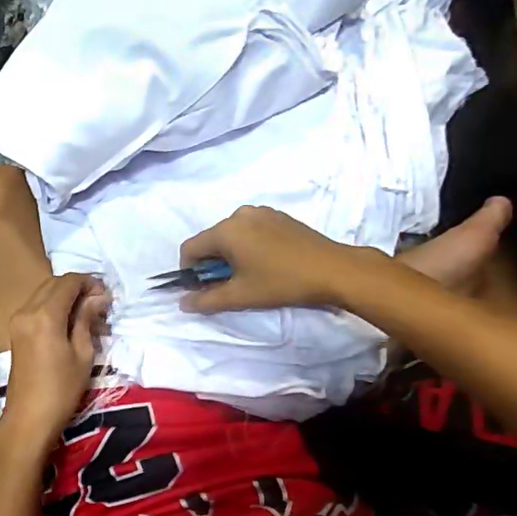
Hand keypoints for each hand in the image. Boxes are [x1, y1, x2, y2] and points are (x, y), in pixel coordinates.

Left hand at [1, 273, 108, 438]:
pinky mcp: (16, 330)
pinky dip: (53, 305)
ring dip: (64, 295)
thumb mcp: (82, 353)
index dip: (88, 282)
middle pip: (53, 283)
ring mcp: (17, 319)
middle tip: (98, 302)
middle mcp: (27, 310)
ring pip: (43, 293)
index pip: (68, 282)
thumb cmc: (62, 389)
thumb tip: (98, 296)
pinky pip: (36, 306)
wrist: (30, 417)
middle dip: (76, 286)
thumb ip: (86, 318)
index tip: (105, 295)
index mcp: (45, 315)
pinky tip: (69, 320)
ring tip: (86, 312)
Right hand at [179, 197, 513, 313]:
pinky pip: (250, 230)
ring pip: (231, 235)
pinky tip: (267, 263)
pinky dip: (248, 245)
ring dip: (231, 255)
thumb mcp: (241, 296)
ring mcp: (261, 212)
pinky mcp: (279, 216)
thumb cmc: (282, 282)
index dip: (189, 271)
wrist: (333, 269)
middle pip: (211, 240)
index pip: (190, 249)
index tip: (203, 289)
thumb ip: (207, 299)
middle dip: (212, 263)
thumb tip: (183, 303)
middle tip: (229, 285)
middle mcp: (239, 214)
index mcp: (226, 230)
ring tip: (250, 275)